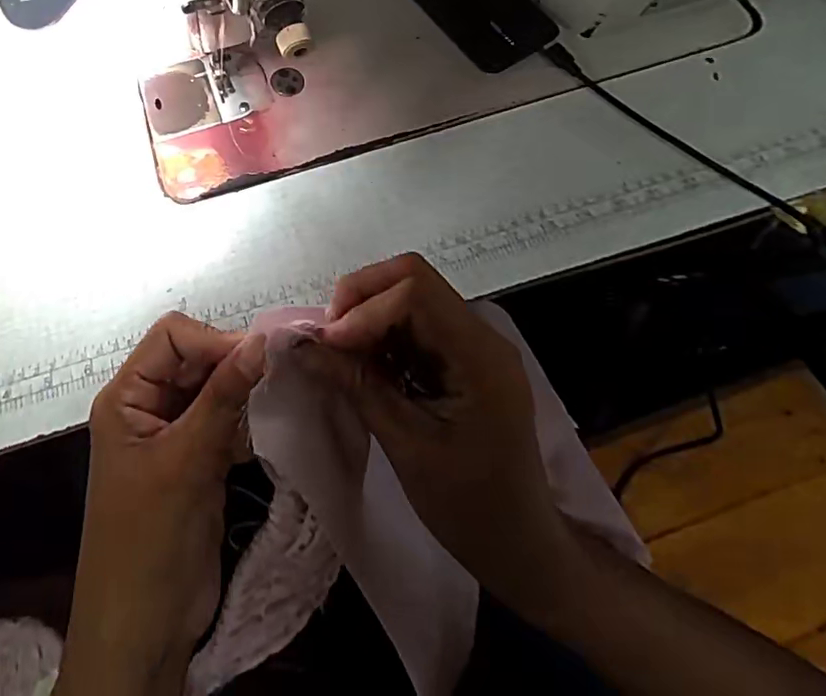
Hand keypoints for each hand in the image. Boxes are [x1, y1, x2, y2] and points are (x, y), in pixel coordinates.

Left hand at [56, 313, 265, 695]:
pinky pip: (224, 419)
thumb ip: (223, 396)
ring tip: (271, 405)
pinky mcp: (196, 459)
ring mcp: (173, 433)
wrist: (143, 629)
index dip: (213, 340)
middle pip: (194, 358)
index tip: (257, 359)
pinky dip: (244, 421)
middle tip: (276, 379)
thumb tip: (260, 340)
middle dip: (232, 364)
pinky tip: (260, 434)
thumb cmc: (149, 541)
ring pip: (214, 388)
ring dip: (242, 393)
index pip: (171, 337)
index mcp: (126, 397)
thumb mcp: (185, 461)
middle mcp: (147, 406)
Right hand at [306, 254, 573, 610]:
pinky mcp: (462, 360)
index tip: (329, 345)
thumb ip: (358, 387)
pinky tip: (361, 364)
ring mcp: (473, 346)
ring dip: (367, 316)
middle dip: (361, 299)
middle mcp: (480, 336)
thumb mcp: (407, 446)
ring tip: (338, 354)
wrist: (520, 545)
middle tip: (328, 340)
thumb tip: (305, 347)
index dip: (364, 309)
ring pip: (411, 298)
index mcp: (479, 355)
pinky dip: (381, 336)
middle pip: (414, 280)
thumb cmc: (469, 506)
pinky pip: (416, 327)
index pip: (416, 292)